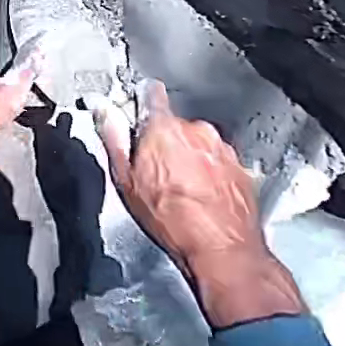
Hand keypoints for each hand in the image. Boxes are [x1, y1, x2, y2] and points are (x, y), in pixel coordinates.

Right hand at [93, 80, 304, 327]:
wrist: (222, 250)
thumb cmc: (172, 219)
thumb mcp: (126, 179)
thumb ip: (113, 138)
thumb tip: (103, 111)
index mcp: (164, 128)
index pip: (151, 95)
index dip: (141, 100)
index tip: (136, 109)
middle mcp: (197, 131)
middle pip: (174, 125)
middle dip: (164, 141)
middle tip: (152, 170)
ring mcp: (223, 149)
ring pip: (197, 144)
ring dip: (188, 158)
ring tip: (178, 190)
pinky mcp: (240, 168)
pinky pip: (217, 162)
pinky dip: (208, 174)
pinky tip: (199, 197)